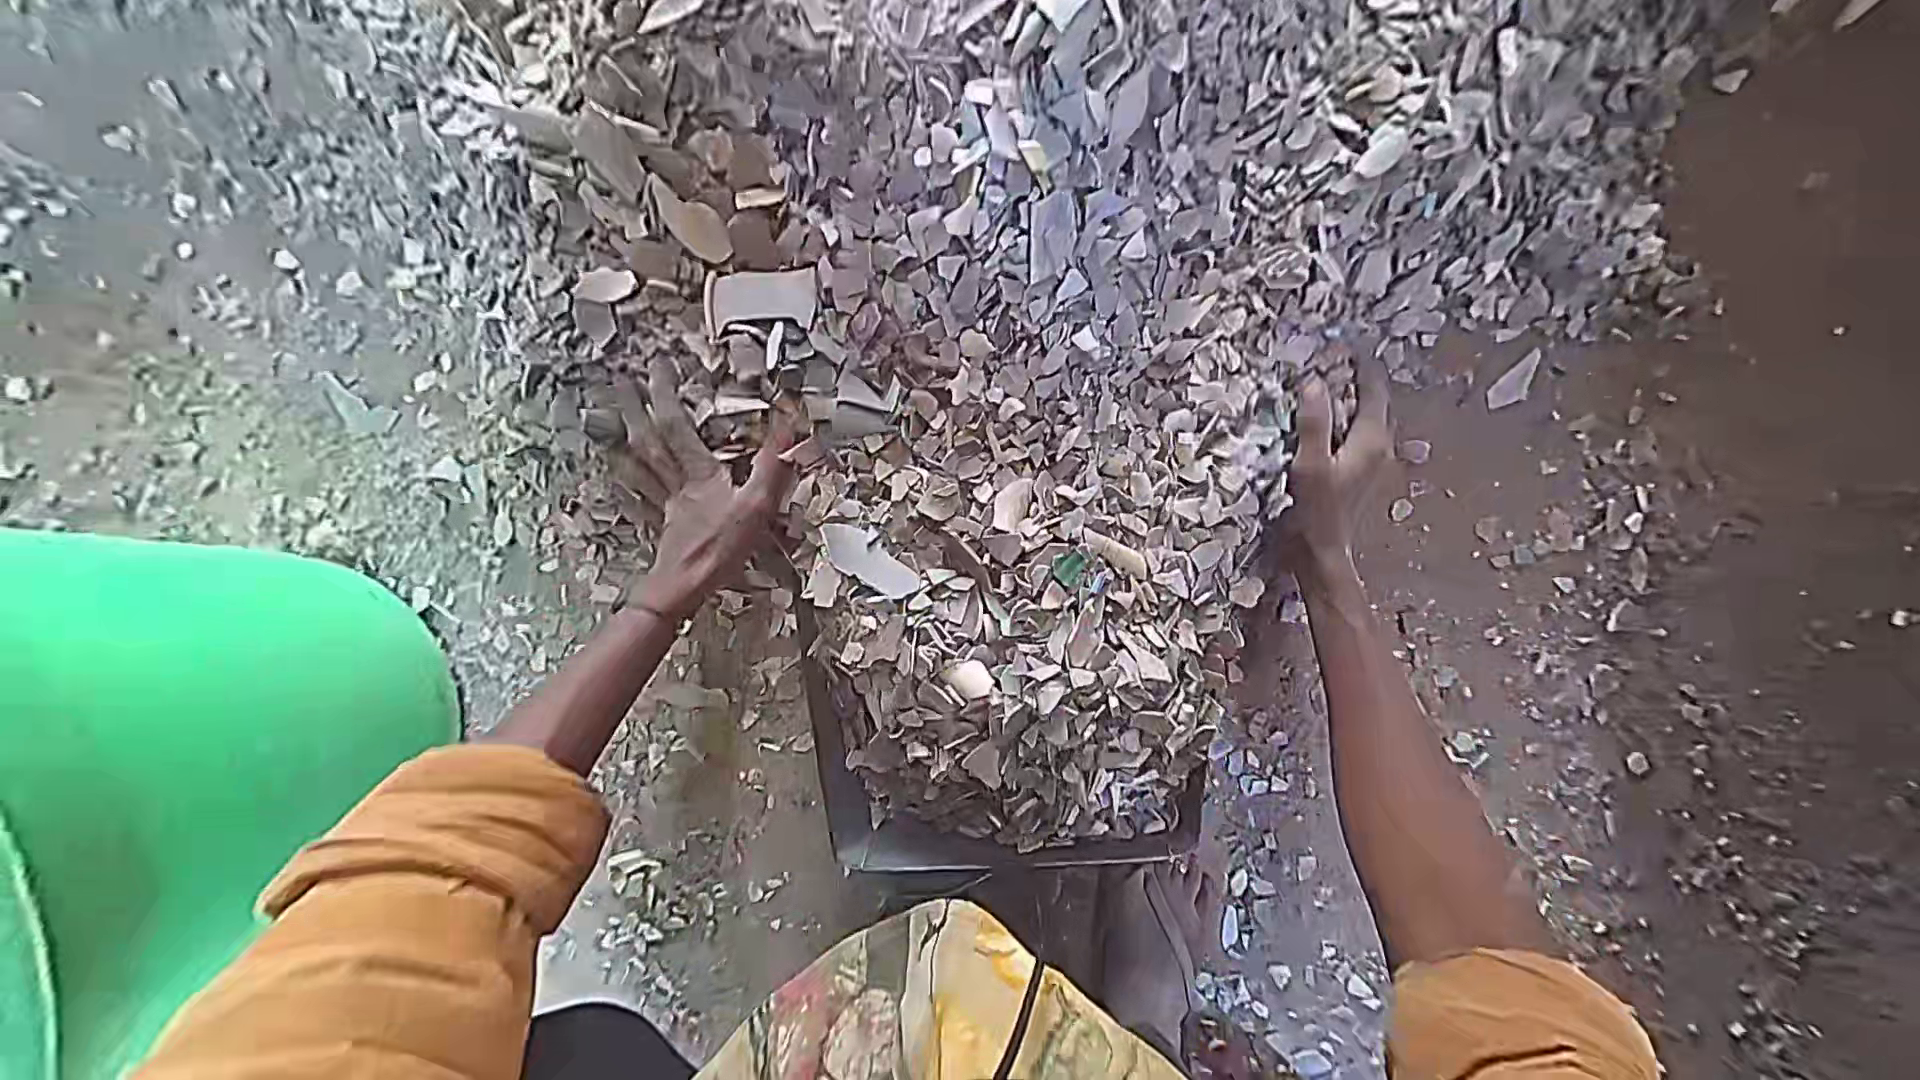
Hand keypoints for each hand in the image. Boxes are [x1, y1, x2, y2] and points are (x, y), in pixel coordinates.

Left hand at [617, 357, 796, 620]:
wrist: (685, 586)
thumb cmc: (721, 548)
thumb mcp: (756, 506)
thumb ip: (771, 466)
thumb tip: (787, 427)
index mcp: (699, 474)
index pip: (676, 427)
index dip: (666, 395)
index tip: (659, 367)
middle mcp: (677, 482)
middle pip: (649, 439)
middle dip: (636, 407)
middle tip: (622, 380)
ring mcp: (666, 502)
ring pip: (640, 461)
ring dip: (625, 435)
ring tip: (611, 413)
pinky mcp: (664, 520)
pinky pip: (641, 490)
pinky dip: (628, 474)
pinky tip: (621, 468)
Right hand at [1271, 358, 1392, 581]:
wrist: (1324, 549)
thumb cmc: (1317, 509)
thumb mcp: (1309, 464)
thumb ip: (1313, 423)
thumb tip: (1315, 383)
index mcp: (1373, 440)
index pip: (1373, 390)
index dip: (1360, 366)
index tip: (1343, 348)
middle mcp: (1382, 447)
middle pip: (1375, 403)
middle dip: (1356, 382)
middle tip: (1331, 367)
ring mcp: (1375, 461)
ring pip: (1369, 420)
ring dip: (1352, 402)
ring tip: (1328, 390)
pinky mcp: (1363, 473)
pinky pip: (1360, 436)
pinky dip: (1347, 423)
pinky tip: (1330, 425)